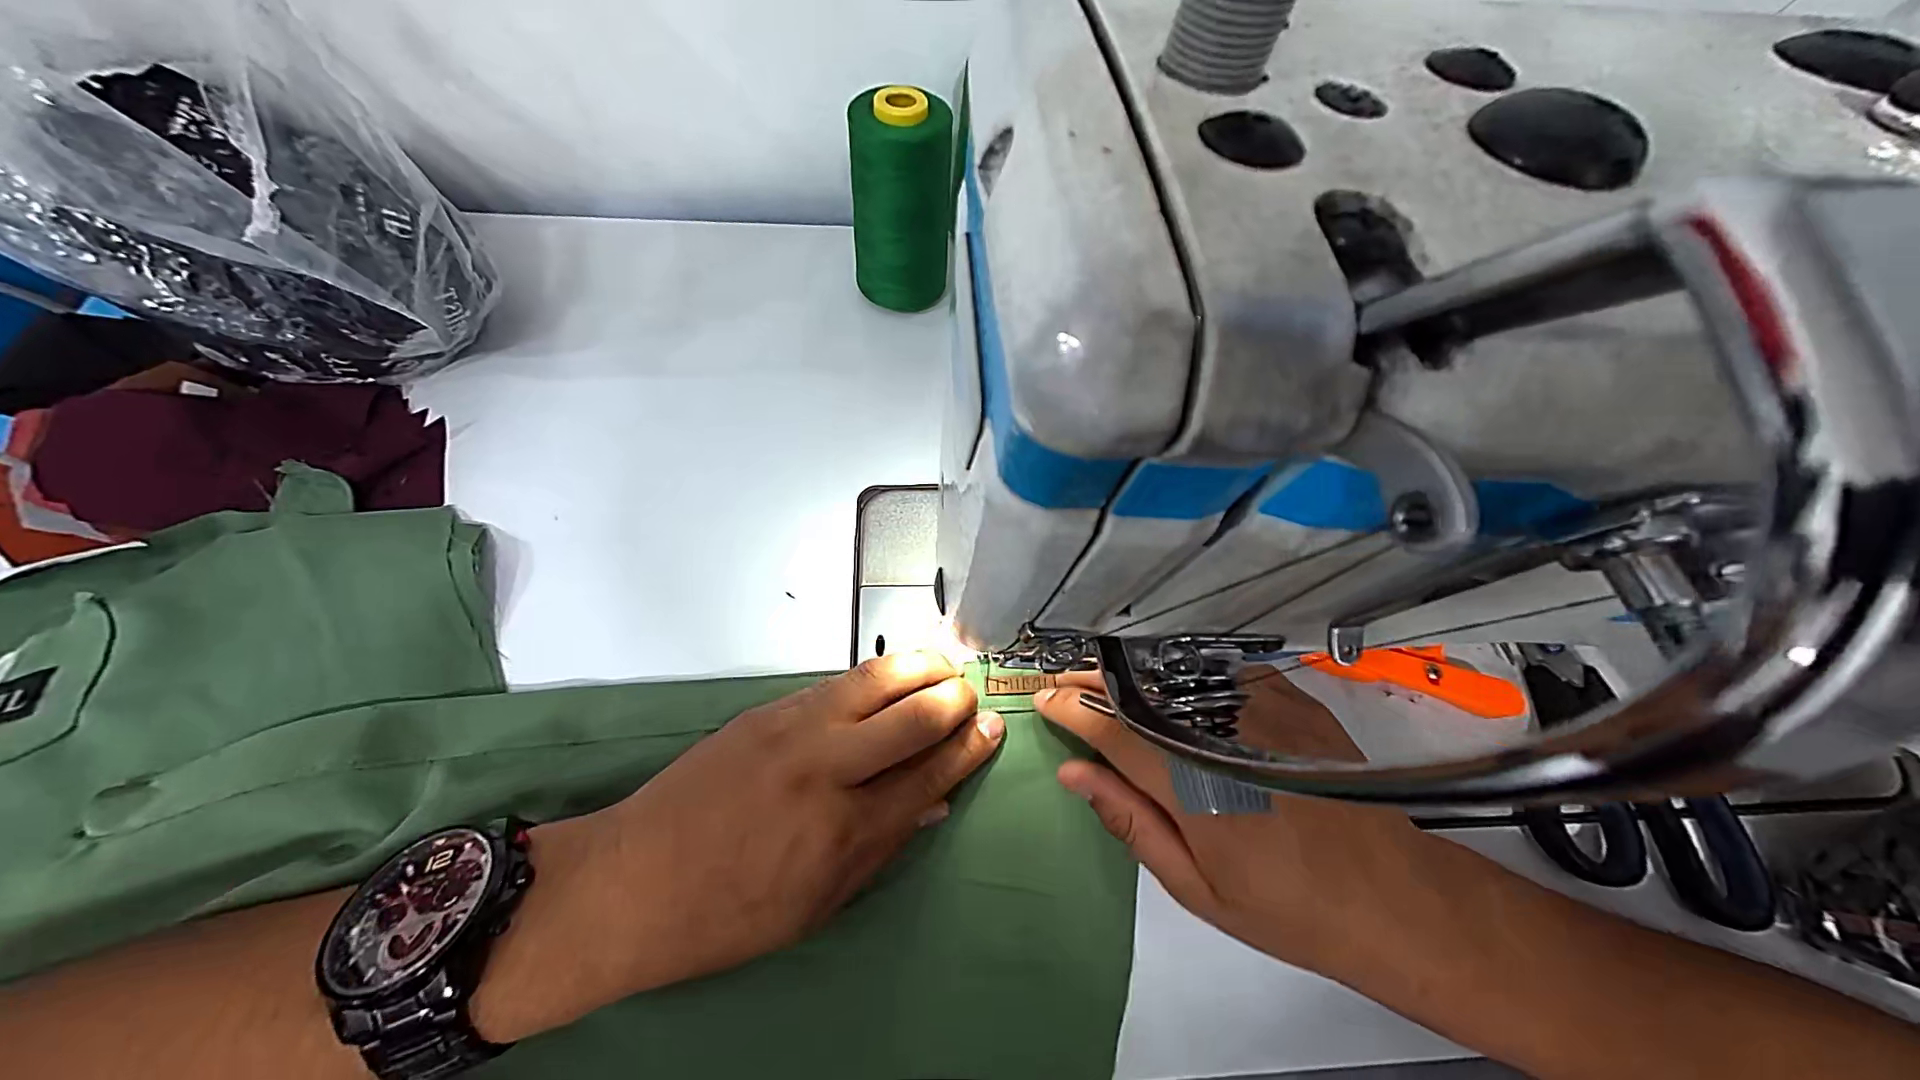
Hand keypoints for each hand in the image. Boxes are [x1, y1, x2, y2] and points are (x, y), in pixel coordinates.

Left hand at [473, 651, 1002, 1039]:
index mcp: (847, 830)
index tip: (992, 727)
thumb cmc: (730, 914)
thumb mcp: (819, 903)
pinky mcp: (766, 711)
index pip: (930, 773)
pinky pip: (835, 683)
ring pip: (876, 680)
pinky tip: (890, 674)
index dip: (969, 746)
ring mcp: (794, 731)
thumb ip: (883, 847)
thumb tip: (933, 803)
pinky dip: (874, 675)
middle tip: (971, 693)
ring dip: (920, 667)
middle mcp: (828, 770)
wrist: (631, 882)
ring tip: (944, 663)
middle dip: (954, 698)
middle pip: (914, 715)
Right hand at [1035, 669, 1443, 974]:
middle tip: (1065, 684)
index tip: (1045, 701)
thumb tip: (1073, 773)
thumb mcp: (1195, 886)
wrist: (1395, 897)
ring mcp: (1260, 708)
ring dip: (1131, 673)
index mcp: (1189, 784)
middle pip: (1137, 690)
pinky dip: (1184, 674)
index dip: (1070, 709)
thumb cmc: (1285, 906)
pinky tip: (1172, 684)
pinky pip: (1220, 672)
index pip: (1110, 729)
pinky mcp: (1291, 698)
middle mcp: (1219, 733)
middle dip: (1091, 681)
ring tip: (1106, 682)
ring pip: (1175, 672)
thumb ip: (1129, 820)